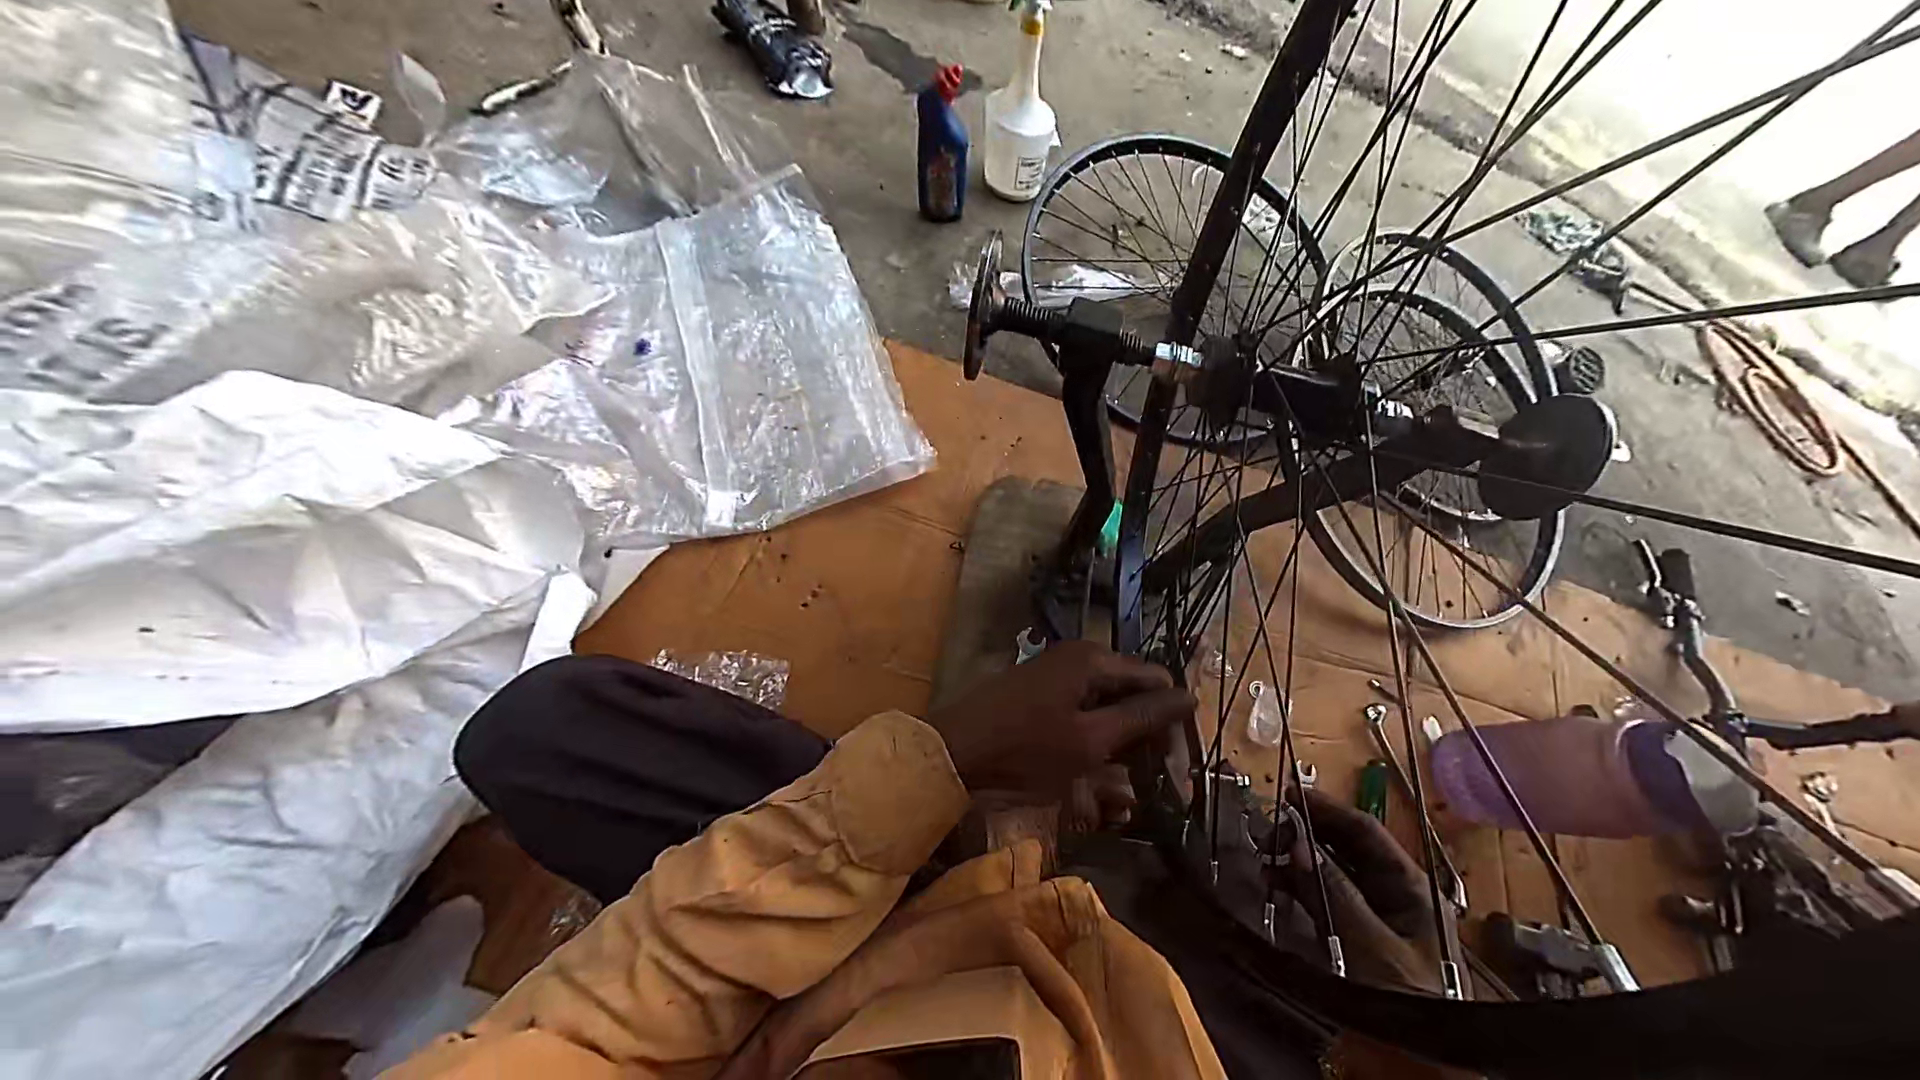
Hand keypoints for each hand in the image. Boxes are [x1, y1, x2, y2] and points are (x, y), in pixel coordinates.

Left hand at [925, 639, 1194, 796]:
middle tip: (1153, 785)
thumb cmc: (1025, 749)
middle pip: (1133, 692)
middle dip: (1146, 737)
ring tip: (1125, 789)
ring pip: (1109, 705)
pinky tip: (1097, 772)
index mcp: (1094, 659)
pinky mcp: (1044, 692)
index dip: (1171, 722)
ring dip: (1121, 743)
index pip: (1157, 680)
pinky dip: (1095, 739)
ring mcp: (1058, 674)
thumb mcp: (1091, 740)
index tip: (1175, 769)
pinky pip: (1084, 711)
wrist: (954, 750)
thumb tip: (1189, 696)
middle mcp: (1079, 658)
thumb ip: (1142, 717)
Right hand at [1282, 786, 1443, 991]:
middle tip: (1266, 830)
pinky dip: (1296, 884)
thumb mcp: (1370, 947)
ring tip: (1265, 857)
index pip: (1364, 831)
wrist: (1421, 1069)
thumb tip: (1296, 842)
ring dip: (1295, 858)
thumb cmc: (1407, 1002)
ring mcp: (1373, 915)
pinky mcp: (1354, 936)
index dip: (1325, 808)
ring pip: (1330, 869)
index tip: (1285, 794)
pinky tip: (1275, 883)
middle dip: (1304, 832)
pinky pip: (1321, 896)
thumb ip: (1332, 892)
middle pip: (1345, 847)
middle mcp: (1393, 894)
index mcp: (1410, 889)